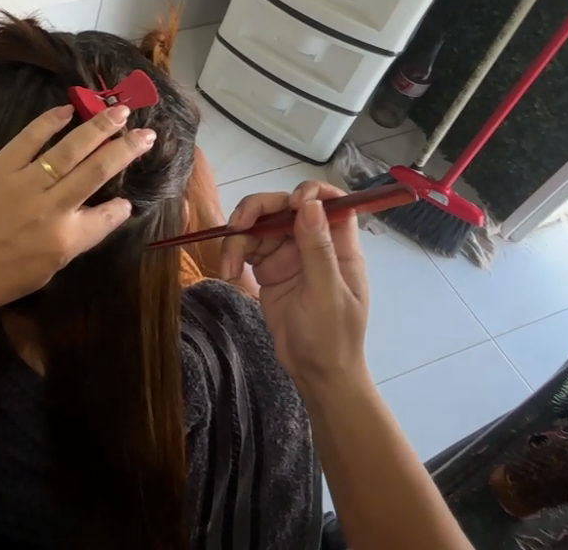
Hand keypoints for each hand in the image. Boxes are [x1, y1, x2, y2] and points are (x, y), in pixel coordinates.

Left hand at [0, 104, 148, 326]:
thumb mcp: (44, 272)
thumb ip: (73, 242)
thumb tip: (99, 216)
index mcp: (65, 241)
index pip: (107, 217)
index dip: (121, 207)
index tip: (129, 197)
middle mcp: (51, 209)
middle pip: (97, 171)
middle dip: (126, 150)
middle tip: (148, 133)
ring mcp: (24, 185)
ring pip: (71, 149)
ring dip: (99, 127)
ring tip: (120, 111)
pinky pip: (29, 139)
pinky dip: (50, 121)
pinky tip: (67, 109)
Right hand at [220, 182, 371, 389]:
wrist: (314, 374)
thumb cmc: (332, 338)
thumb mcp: (327, 295)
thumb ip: (318, 250)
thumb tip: (310, 204)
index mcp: (338, 246)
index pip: (330, 202)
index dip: (310, 193)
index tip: (290, 202)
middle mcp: (312, 243)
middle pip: (284, 206)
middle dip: (258, 210)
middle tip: (237, 226)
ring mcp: (288, 254)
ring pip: (259, 224)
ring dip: (239, 237)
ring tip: (229, 266)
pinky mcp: (266, 267)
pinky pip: (245, 246)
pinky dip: (232, 254)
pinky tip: (229, 272)